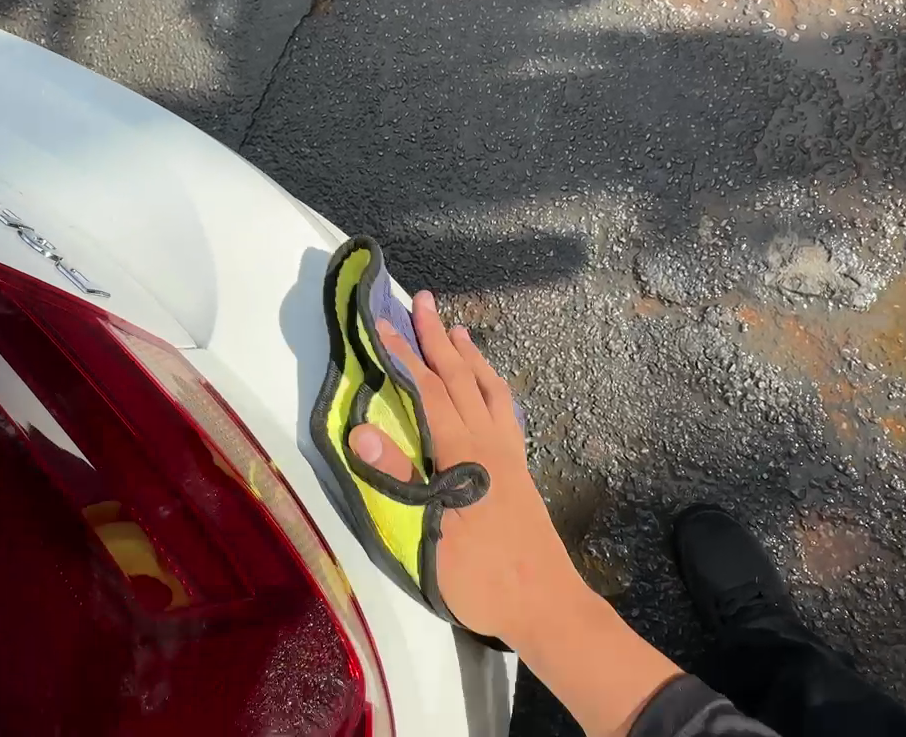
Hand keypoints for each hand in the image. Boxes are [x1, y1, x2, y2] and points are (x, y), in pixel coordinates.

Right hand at [350, 290, 584, 646]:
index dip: (403, 356)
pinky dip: (493, 383)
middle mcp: (489, 439)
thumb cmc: (482, 576)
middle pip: (460, 375)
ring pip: (488, 386)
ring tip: (456, 328)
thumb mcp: (428, 538)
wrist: (546, 604)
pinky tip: (490, 383)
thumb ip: (396, 480)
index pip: (428, 390)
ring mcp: (509, 450)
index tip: (382, 324)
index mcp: (464, 450)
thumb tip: (359, 431)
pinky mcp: (519, 465)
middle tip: (421, 299)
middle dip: (436, 336)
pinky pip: (506, 407)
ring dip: (469, 354)